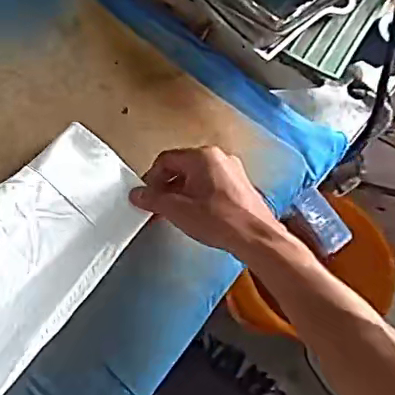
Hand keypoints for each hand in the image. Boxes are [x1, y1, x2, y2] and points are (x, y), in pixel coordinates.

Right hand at [129, 147, 296, 256]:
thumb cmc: (220, 220)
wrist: (256, 239)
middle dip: (166, 187)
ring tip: (177, 213)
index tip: (147, 195)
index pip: (166, 160)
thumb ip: (152, 199)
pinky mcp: (242, 187)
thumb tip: (138, 195)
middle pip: (181, 167)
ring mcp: (233, 172)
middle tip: (158, 205)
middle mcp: (219, 158)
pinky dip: (200, 197)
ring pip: (197, 177)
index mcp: (202, 156)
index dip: (151, 179)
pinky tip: (198, 216)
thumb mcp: (176, 210)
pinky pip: (212, 186)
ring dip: (182, 193)